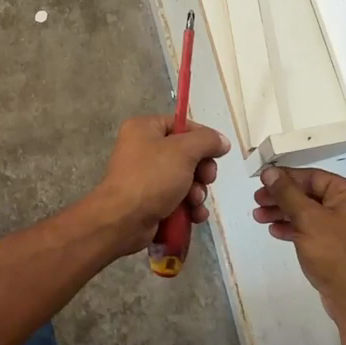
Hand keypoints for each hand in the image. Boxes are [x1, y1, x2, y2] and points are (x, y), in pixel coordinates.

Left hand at [85, 115, 228, 255]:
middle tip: (205, 179)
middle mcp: (142, 149)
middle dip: (201, 171)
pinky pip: (177, 199)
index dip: (202, 138)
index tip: (217, 152)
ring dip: (197, 192)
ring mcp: (145, 177)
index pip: (180, 125)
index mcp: (144, 129)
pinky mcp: (149, 201)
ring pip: (184, 180)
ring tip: (194, 202)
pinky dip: (189, 207)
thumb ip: (206, 141)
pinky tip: (195, 215)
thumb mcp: (183, 151)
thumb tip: (222, 141)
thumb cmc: (152, 177)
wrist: (123, 220)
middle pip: (186, 154)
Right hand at [252, 167, 345, 329]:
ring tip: (259, 217)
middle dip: (282, 198)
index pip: (313, 177)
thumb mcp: (308, 220)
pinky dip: (295, 229)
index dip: (285, 177)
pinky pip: (313, 230)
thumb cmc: (336, 256)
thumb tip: (269, 171)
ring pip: (309, 213)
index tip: (260, 182)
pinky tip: (275, 232)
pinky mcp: (340, 247)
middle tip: (257, 201)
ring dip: (284, 213)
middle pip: (310, 194)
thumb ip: (287, 193)